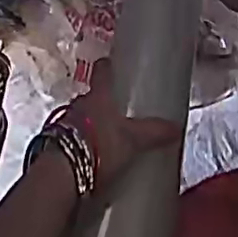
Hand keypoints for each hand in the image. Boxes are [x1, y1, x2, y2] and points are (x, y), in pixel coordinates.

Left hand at [57, 59, 178, 191]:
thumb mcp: (133, 139)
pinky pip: (77, 137)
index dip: (108, 66)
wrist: (66, 171)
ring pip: (83, 116)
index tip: (115, 65)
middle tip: (122, 110)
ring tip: (111, 136)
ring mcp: (68, 122)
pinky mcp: (61, 143)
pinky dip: (86, 142)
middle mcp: (80, 103)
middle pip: (93, 96)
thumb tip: (176, 127)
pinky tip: (97, 155)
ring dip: (94, 123)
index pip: (102, 71)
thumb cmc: (102, 145)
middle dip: (105, 102)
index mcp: (98, 95)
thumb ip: (154, 132)